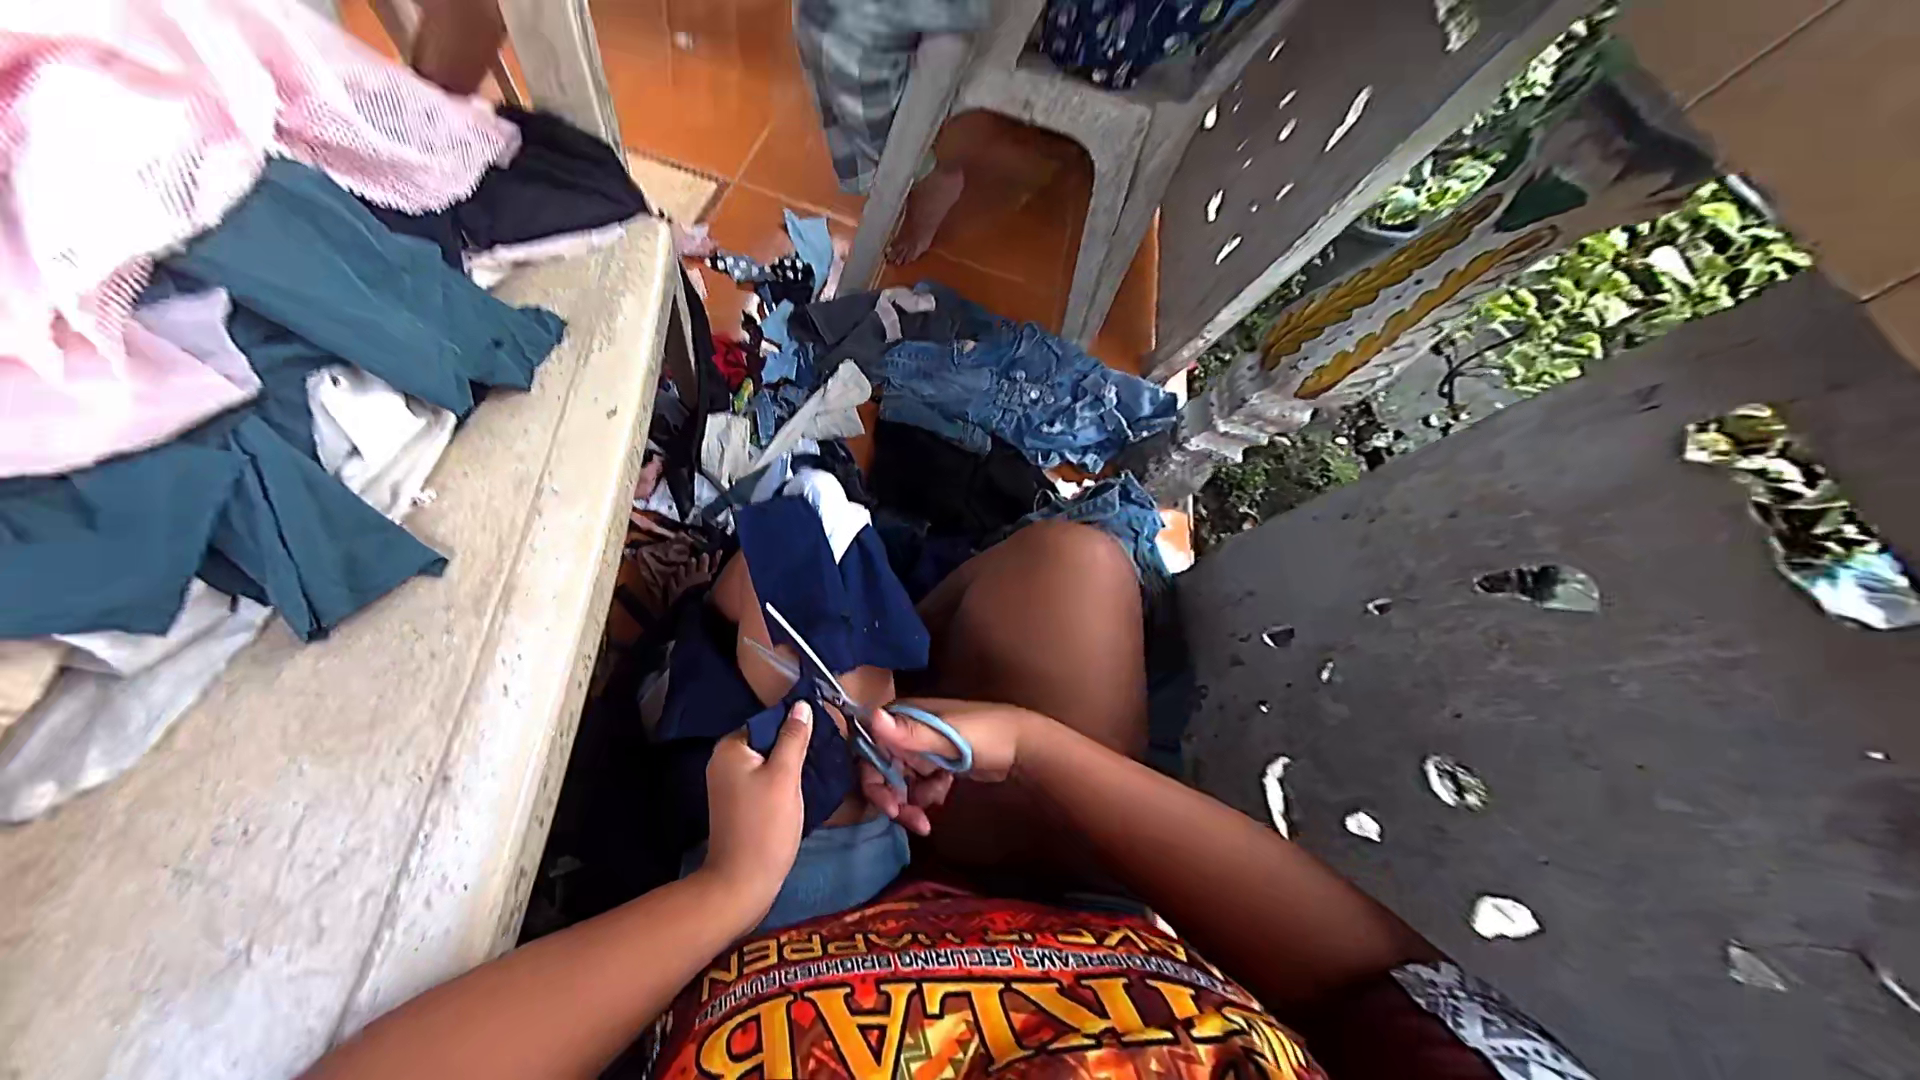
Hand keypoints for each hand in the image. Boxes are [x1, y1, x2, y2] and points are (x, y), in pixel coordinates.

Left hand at [702, 701, 811, 916]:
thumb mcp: (785, 775)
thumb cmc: (765, 824)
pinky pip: (763, 779)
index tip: (820, 733)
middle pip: (767, 740)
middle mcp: (723, 761)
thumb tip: (802, 705)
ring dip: (790, 764)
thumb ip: (794, 737)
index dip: (793, 725)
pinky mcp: (737, 803)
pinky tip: (800, 789)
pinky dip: (781, 780)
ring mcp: (729, 784)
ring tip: (815, 769)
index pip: (767, 720)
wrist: (742, 883)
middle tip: (821, 753)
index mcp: (730, 748)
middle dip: (793, 745)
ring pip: (768, 761)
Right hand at [857, 699, 1043, 834]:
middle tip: (911, 821)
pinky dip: (924, 795)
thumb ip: (910, 732)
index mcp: (905, 715)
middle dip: (892, 797)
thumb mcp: (948, 737)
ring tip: (929, 816)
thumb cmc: (986, 735)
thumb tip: (872, 716)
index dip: (872, 777)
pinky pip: (917, 783)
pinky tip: (943, 796)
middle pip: (882, 767)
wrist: (1023, 746)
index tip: (888, 804)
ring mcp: (922, 746)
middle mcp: (908, 728)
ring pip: (899, 779)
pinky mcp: (935, 761)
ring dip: (909, 801)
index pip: (870, 746)